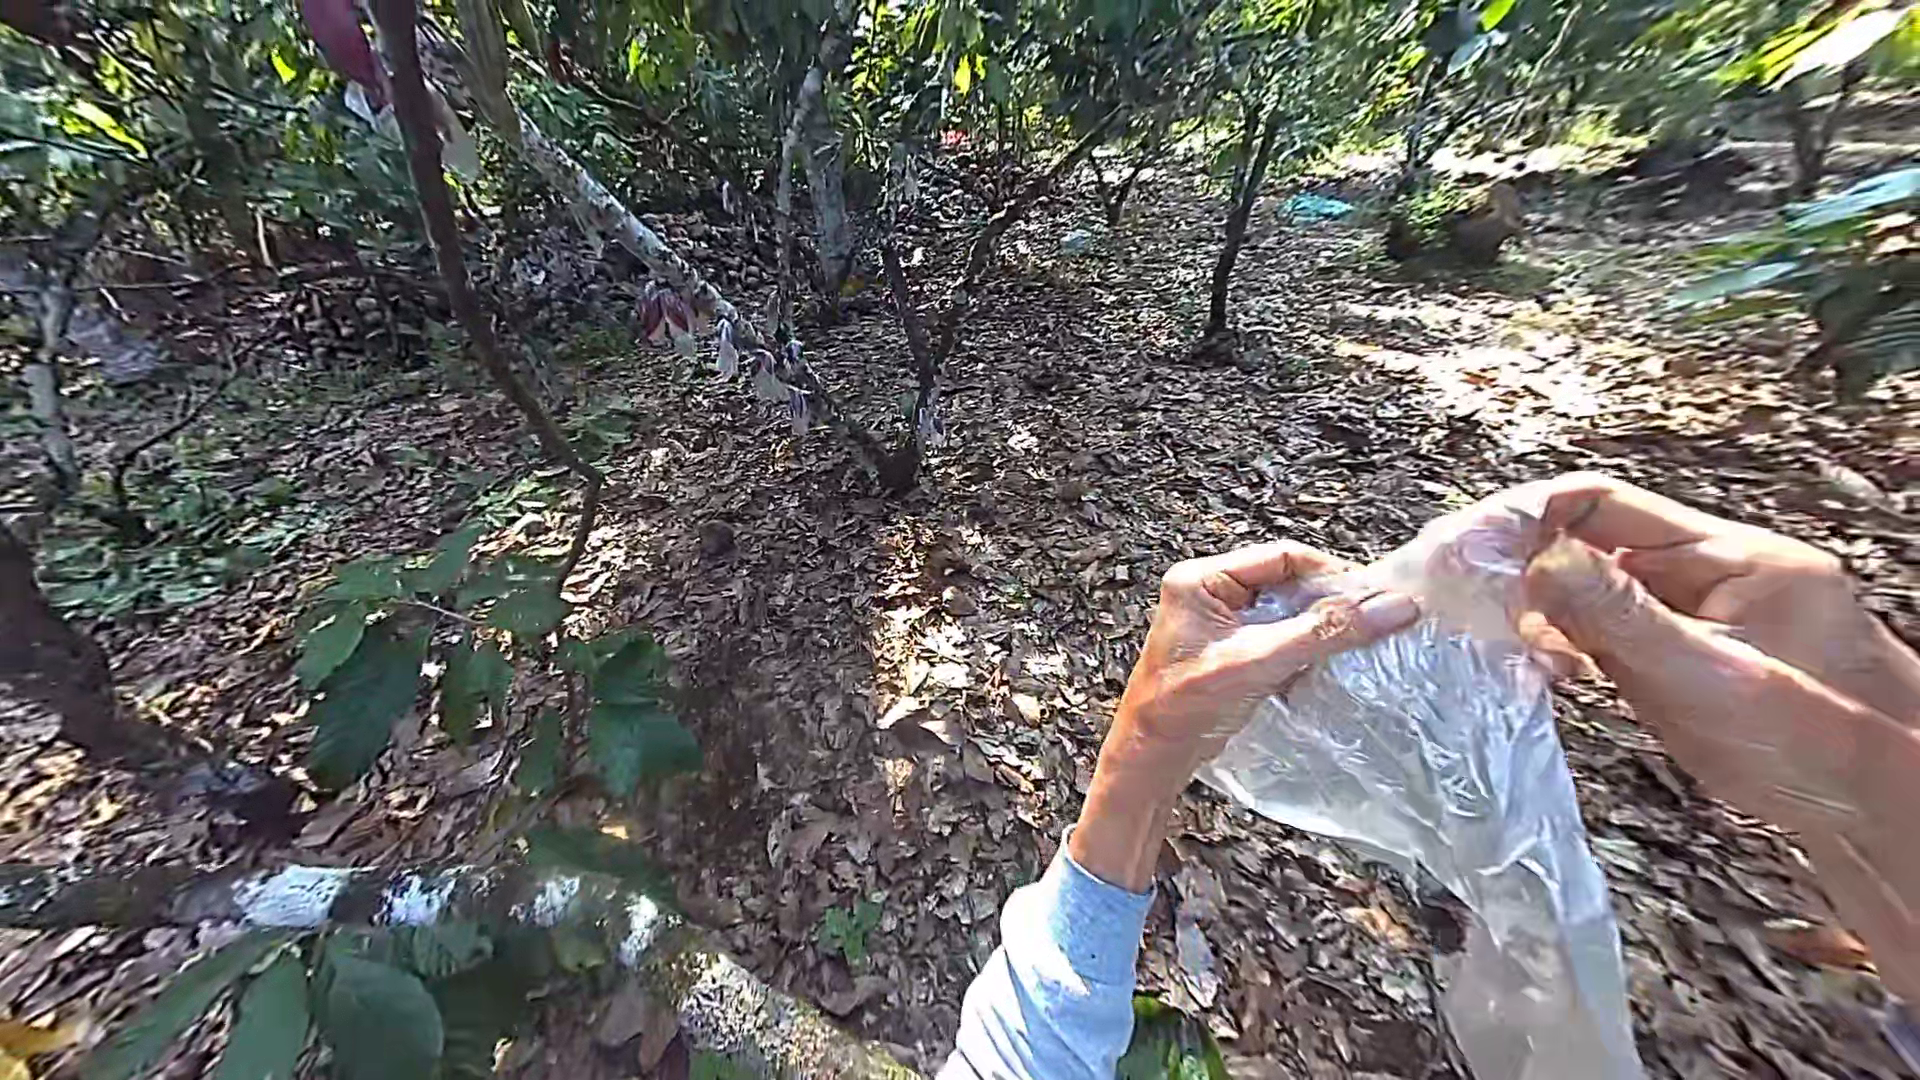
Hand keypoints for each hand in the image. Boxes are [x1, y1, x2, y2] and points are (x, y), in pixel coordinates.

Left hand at [1069, 543, 1418, 890]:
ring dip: (1319, 625)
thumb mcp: (1257, 661)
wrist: (1152, 749)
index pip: (1280, 557)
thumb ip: (1322, 632)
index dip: (1330, 574)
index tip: (1375, 598)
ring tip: (1360, 641)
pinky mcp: (1229, 645)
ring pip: (1285, 609)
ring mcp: (1218, 619)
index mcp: (1200, 580)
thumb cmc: (1184, 702)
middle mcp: (1207, 591)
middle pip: (1284, 581)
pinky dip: (1304, 645)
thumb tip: (1390, 606)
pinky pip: (1278, 633)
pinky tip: (1329, 661)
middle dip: (1327, 602)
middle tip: (1375, 621)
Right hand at [1519, 474, 1919, 1001]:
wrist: (1878, 820)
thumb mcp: (1708, 674)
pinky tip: (1543, 666)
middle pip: (1577, 541)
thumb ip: (1618, 612)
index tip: (1468, 545)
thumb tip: (1536, 555)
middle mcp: (1694, 571)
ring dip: (1530, 609)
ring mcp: (1670, 608)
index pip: (1602, 503)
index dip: (1528, 516)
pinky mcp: (1649, 644)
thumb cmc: (1820, 747)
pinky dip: (1548, 638)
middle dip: (1520, 567)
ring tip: (1512, 644)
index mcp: (1729, 557)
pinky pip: (1579, 623)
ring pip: (1571, 585)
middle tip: (1469, 597)